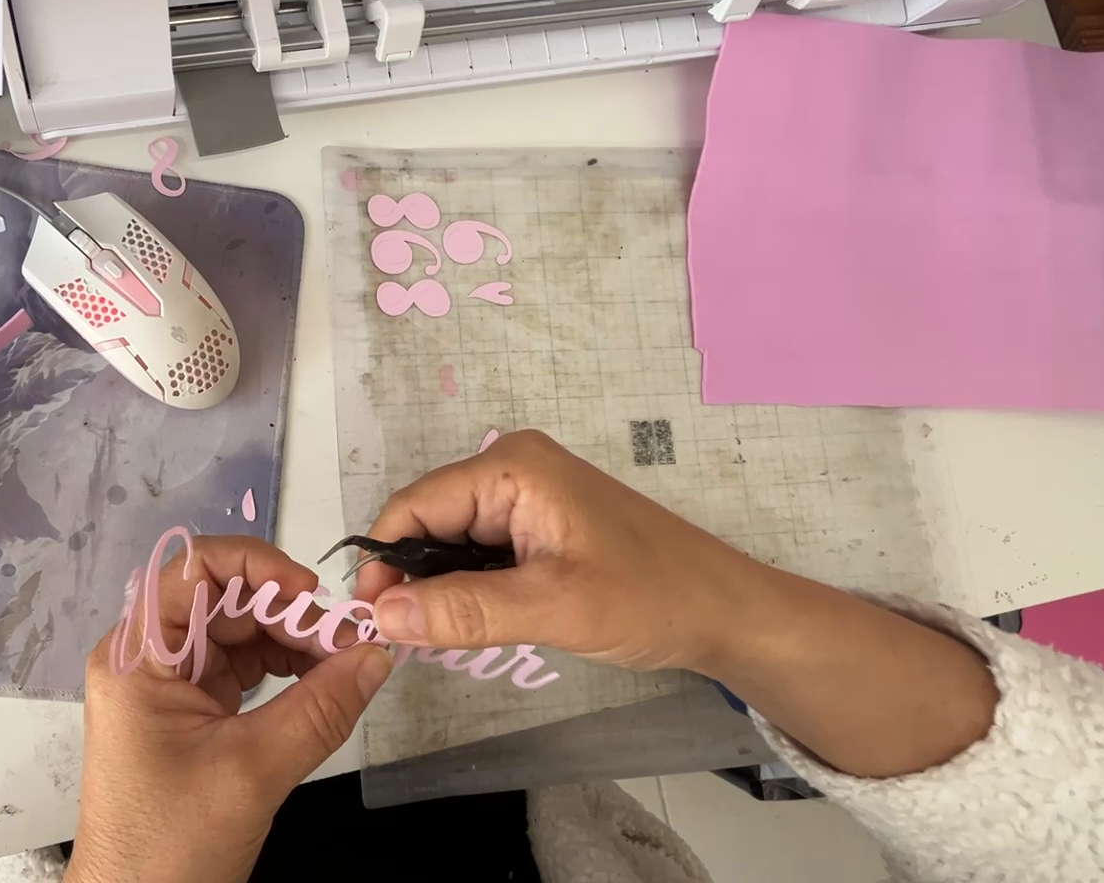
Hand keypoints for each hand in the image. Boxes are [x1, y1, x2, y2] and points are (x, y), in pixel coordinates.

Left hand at [68, 537, 393, 882]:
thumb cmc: (172, 844)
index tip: (308, 591)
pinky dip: (281, 665)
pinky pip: (240, 664)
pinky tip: (318, 676)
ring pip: (236, 629)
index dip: (254, 564)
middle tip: (344, 638)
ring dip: (289, 638)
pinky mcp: (191, 705)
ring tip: (340, 659)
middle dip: (285, 610)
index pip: (194, 570)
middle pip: (222, 599)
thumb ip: (321, 709)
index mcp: (140, 653)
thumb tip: (378, 654)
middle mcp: (149, 653)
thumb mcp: (252, 772)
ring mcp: (170, 679)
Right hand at [351, 431, 997, 778]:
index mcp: (508, 467)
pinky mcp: (534, 518)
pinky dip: (465, 582)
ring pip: (450, 536)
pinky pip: (478, 546)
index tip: (371, 617)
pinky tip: (469, 616)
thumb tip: (379, 615)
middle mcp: (507, 467)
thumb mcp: (552, 607)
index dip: (384, 558)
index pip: (415, 504)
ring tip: (438, 632)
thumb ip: (462, 610)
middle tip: (406, 636)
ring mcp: (522, 491)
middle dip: (411, 574)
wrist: (731, 613)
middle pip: (429, 518)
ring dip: (438, 582)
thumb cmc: (649, 599)